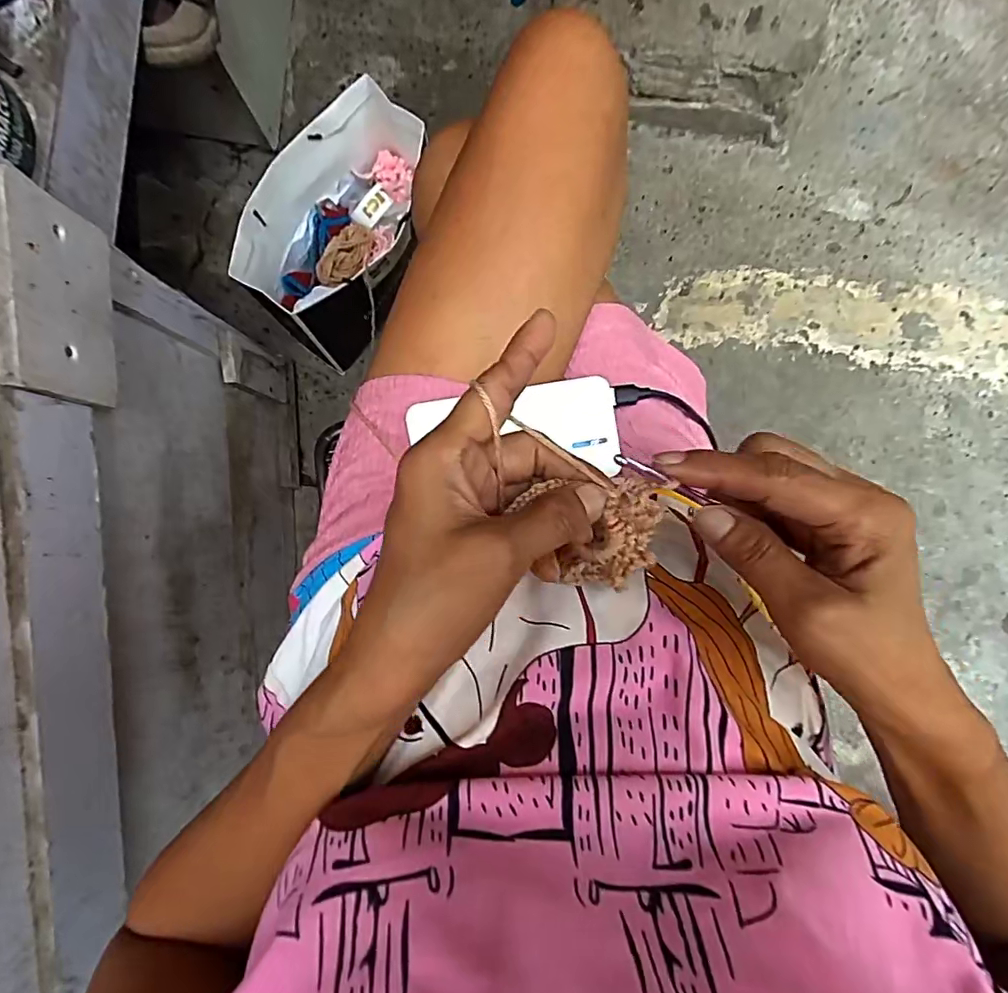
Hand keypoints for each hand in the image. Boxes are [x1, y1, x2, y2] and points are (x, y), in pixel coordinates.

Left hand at [336, 310, 607, 718]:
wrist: (398, 657)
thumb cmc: (438, 598)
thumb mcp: (502, 553)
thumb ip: (554, 516)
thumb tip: (596, 498)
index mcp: (444, 458)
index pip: (489, 395)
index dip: (518, 358)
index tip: (543, 319)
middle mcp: (451, 471)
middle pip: (524, 454)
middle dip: (569, 480)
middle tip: (609, 513)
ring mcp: (460, 505)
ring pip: (526, 491)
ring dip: (561, 515)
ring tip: (590, 548)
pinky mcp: (469, 535)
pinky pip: (516, 519)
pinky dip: (542, 536)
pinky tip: (562, 565)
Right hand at [656, 434, 966, 722]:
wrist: (896, 686)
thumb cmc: (859, 654)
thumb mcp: (802, 608)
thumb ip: (754, 554)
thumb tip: (702, 512)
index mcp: (865, 514)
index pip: (777, 476)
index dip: (717, 469)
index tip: (665, 466)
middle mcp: (859, 497)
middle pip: (776, 458)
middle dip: (725, 473)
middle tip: (681, 499)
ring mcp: (846, 507)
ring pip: (773, 472)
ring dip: (732, 489)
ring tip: (701, 517)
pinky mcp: (829, 523)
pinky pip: (776, 498)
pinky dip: (745, 507)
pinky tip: (728, 527)